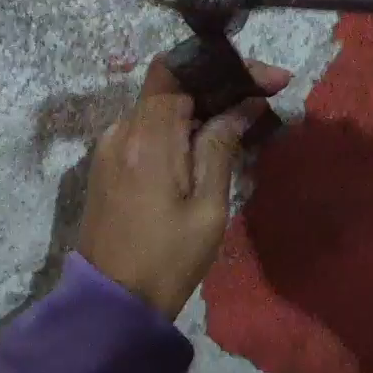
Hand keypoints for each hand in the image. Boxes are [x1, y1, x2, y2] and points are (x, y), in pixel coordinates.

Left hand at [77, 56, 290, 317]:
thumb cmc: (168, 260)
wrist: (110, 306)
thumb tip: (244, 105)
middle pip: (171, 85)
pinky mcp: (107, 163)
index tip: (264, 79)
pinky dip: (179, 126)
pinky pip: (147, 128)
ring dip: (200, 107)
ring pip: (160, 106)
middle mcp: (122, 131)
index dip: (220, 65)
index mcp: (147, 138)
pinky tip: (208, 141)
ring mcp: (110, 146)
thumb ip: (221, 147)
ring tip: (243, 118)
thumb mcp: (208, 207)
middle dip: (219, 85)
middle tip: (265, 96)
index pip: (176, 70)